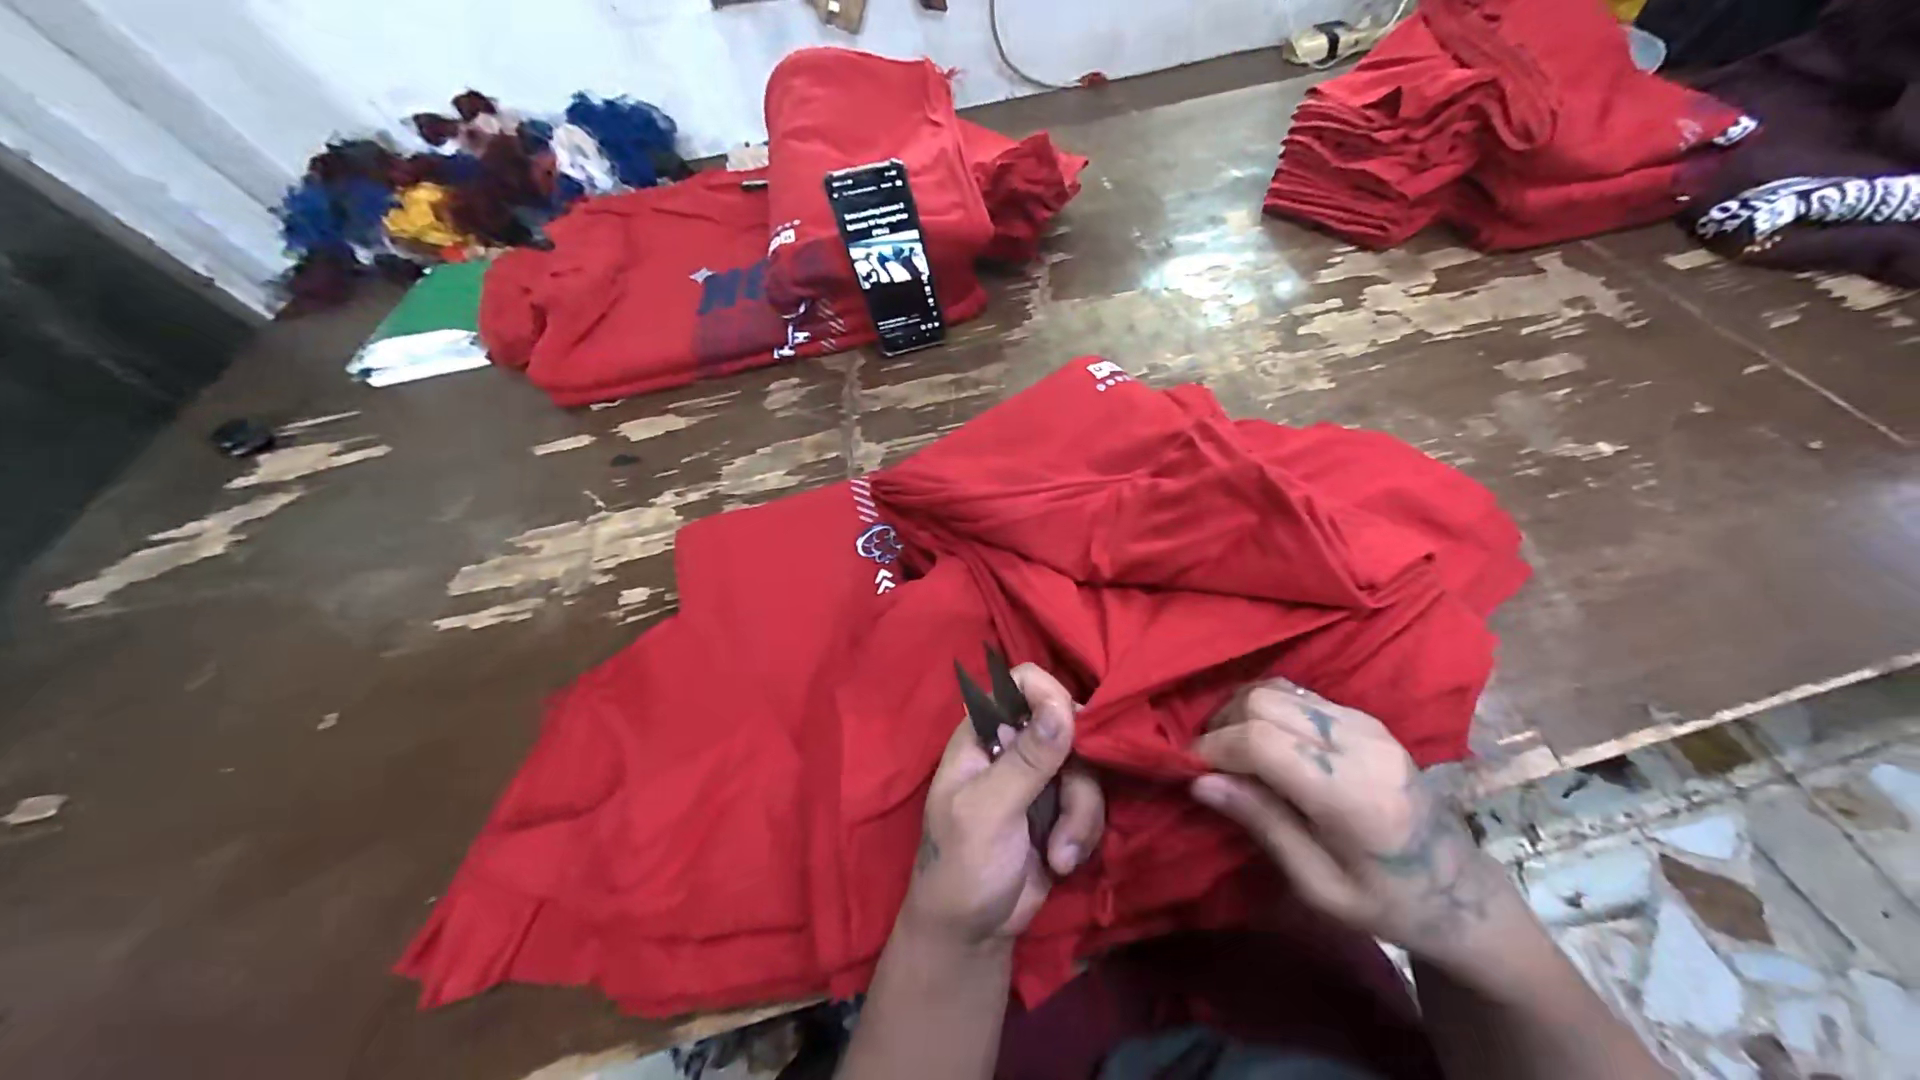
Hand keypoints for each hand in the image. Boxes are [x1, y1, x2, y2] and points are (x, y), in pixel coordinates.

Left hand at [902, 664, 1105, 946]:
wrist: (972, 934)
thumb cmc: (961, 865)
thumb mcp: (988, 812)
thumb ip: (1027, 760)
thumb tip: (1063, 706)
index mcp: (982, 734)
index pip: (1020, 683)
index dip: (1049, 695)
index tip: (1070, 726)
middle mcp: (1013, 746)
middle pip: (1067, 727)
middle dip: (1076, 775)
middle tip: (1069, 809)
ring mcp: (1039, 778)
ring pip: (1085, 768)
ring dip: (1080, 815)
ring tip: (1059, 855)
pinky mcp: (1060, 808)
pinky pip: (1092, 801)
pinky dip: (1083, 832)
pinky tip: (1062, 862)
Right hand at [1188, 679, 1504, 967]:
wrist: (1464, 896)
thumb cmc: (1390, 905)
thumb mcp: (1318, 886)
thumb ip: (1261, 823)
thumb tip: (1199, 781)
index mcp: (1354, 795)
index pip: (1261, 741)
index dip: (1214, 747)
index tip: (1191, 768)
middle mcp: (1362, 745)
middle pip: (1263, 702)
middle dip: (1223, 725)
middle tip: (1210, 760)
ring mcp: (1367, 724)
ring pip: (1276, 688)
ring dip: (1241, 712)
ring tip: (1232, 749)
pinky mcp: (1366, 718)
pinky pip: (1297, 693)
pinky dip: (1266, 708)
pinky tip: (1262, 739)